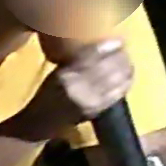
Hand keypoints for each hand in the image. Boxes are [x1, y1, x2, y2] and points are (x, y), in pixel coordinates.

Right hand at [11, 39, 133, 141]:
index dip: (110, 46)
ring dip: (127, 68)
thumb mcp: (56, 76)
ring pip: (118, 78)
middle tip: (124, 51)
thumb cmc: (46, 97)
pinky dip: (126, 82)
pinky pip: (119, 92)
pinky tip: (126, 77)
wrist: (39, 124)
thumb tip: (105, 45)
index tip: (118, 41)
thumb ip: (77, 62)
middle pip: (109, 66)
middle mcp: (78, 87)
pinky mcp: (97, 109)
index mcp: (64, 77)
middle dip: (121, 56)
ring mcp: (89, 99)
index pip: (93, 56)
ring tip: (127, 62)